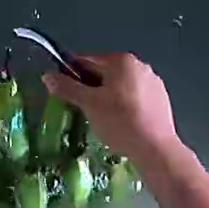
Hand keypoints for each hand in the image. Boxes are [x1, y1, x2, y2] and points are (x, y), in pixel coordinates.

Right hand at [42, 53, 179, 165]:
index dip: (71, 74)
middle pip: (106, 72)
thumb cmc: (120, 122)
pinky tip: (120, 122)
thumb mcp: (89, 104)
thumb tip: (47, 76)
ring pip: (121, 86)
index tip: (63, 90)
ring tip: (101, 118)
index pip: (87, 60)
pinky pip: (135, 97)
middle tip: (82, 108)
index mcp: (123, 61)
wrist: (155, 148)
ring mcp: (153, 82)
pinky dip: (124, 105)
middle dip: (91, 87)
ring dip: (108, 97)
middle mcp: (141, 65)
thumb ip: (67, 88)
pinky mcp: (161, 99)